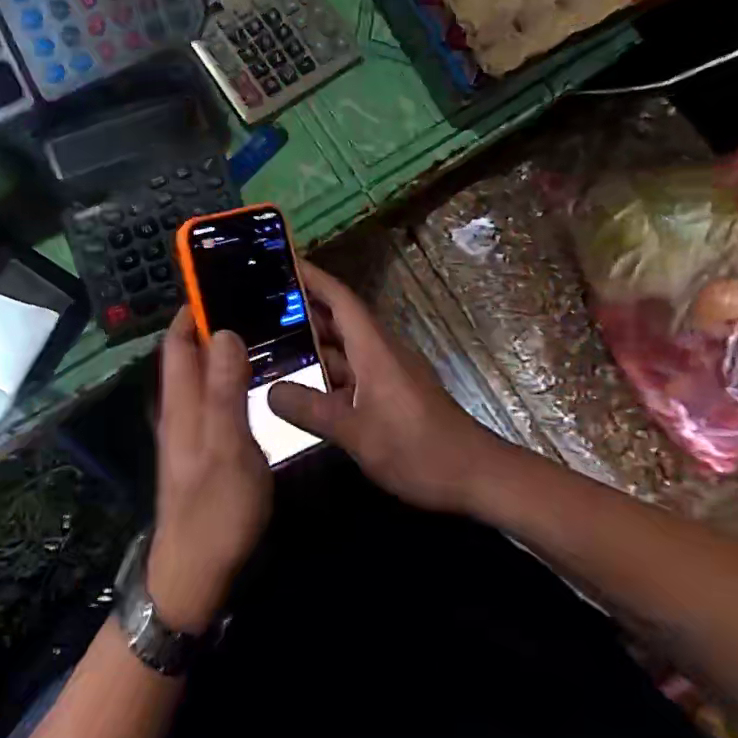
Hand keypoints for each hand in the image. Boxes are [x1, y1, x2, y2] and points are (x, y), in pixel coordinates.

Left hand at [148, 309, 272, 631]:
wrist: (196, 572)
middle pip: (188, 355)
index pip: (178, 341)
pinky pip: (213, 399)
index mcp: (180, 401)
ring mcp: (189, 430)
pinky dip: (231, 380)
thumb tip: (222, 331)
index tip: (223, 283)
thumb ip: (224, 388)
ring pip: (202, 377)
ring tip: (265, 333)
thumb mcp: (226, 446)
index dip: (193, 310)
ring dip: (223, 352)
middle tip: (257, 304)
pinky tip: (259, 382)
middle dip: (212, 326)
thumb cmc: (215, 508)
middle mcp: (179, 408)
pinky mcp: (203, 449)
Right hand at [269, 261, 506, 514]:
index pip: (340, 299)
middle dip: (303, 308)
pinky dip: (325, 371)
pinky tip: (302, 385)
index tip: (283, 260)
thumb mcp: (357, 433)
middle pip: (338, 320)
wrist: (476, 477)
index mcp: (374, 350)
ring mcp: (387, 375)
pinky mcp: (391, 396)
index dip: (313, 277)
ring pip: (344, 349)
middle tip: (261, 303)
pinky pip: (351, 372)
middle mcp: (380, 354)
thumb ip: (311, 410)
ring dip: (312, 343)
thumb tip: (269, 391)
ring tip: (270, 341)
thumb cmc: (419, 450)